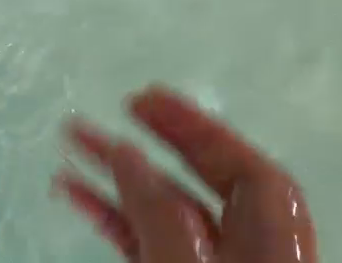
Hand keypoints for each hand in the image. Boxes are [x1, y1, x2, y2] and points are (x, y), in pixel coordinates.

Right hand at [57, 86, 317, 262]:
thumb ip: (161, 213)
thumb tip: (126, 149)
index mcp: (272, 248)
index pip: (256, 174)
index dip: (206, 129)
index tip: (149, 94)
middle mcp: (249, 252)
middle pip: (214, 182)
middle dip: (163, 137)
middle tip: (120, 102)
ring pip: (168, 204)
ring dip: (117, 166)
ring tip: (71, 135)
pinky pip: (144, 232)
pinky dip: (107, 206)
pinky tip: (69, 186)